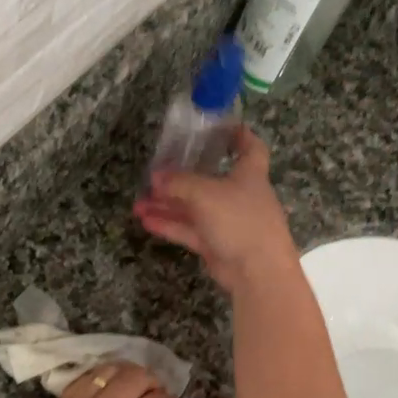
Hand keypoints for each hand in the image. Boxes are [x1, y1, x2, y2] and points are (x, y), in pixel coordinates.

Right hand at [134, 127, 300, 292]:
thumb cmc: (240, 220)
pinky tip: (146, 221)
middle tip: (154, 175)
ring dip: (167, 205)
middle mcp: (239, 195)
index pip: (250, 148)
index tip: (223, 127)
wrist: (258, 270)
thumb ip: (179, 183)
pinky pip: (189, 230)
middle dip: (180, 178)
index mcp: (249, 174)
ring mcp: (227, 222)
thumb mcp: (205, 193)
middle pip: (208, 181)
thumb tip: (156, 177)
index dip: (239, 136)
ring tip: (139, 204)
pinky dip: (169, 225)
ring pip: (193, 208)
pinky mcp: (216, 245)